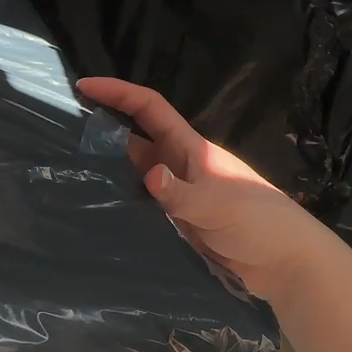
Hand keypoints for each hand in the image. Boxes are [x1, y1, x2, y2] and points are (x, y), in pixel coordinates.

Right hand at [76, 77, 345, 302]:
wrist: (288, 265)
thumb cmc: (261, 223)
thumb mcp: (219, 204)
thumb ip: (181, 192)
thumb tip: (148, 175)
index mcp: (192, 150)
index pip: (150, 110)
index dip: (119, 93)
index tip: (85, 86)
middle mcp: (180, 168)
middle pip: (136, 139)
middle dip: (103, 130)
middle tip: (63, 131)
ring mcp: (178, 196)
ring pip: (135, 175)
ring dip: (108, 170)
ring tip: (69, 171)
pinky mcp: (177, 224)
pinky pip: (141, 207)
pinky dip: (121, 204)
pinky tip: (97, 211)